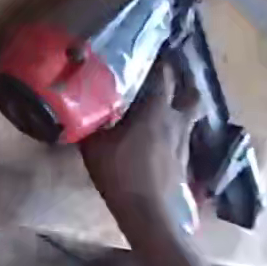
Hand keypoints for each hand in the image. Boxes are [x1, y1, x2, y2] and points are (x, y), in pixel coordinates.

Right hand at [82, 55, 200, 233]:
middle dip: (180, 80)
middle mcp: (176, 121)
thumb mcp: (95, 145)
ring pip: (190, 114)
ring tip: (164, 103)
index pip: (163, 74)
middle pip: (190, 92)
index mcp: (157, 109)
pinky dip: (174, 129)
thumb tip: (76, 102)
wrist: (151, 216)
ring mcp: (184, 142)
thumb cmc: (121, 173)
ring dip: (181, 105)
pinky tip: (160, 136)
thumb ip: (90, 121)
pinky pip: (183, 135)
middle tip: (164, 75)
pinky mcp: (185, 162)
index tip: (148, 49)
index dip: (158, 60)